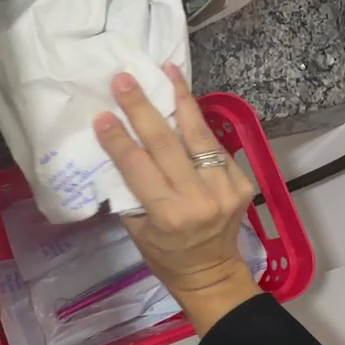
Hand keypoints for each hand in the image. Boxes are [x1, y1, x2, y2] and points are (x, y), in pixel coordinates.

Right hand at [93, 64, 262, 334]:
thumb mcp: (137, 232)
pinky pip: (214, 146)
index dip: (119, 139)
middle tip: (125, 79)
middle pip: (167, 143)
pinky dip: (198, 123)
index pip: (139, 167)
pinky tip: (184, 101)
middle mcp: (200, 199)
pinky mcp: (241, 182)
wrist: (212, 273)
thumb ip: (131, 193)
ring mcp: (225, 189)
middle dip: (143, 107)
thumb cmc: (165, 256)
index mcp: (169, 216)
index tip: (103, 114)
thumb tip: (119, 150)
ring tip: (167, 71)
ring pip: (198, 135)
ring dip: (180, 99)